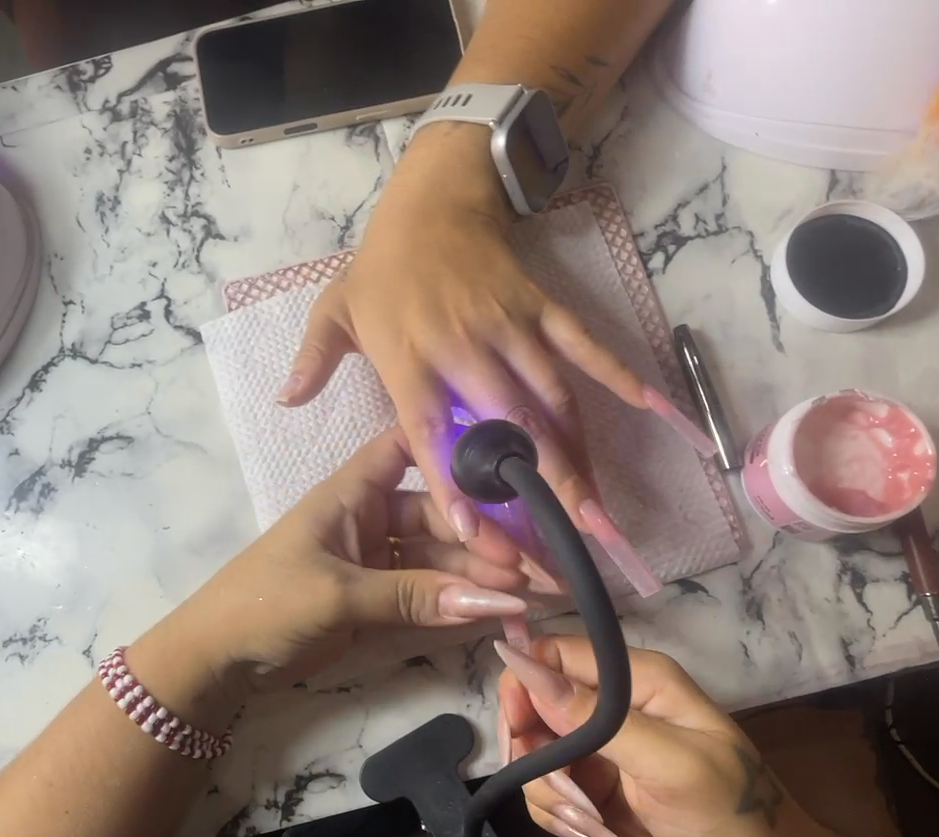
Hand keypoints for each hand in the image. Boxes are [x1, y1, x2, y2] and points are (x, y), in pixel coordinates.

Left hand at [162, 430, 529, 698]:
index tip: (508, 468)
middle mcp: (369, 517)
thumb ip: (413, 596)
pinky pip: (427, 591)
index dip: (451, 451)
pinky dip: (457, 602)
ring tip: (530, 596)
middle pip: (438, 514)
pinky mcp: (379, 596)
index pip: (405, 449)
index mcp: (351, 493)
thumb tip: (497, 602)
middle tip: (536, 568)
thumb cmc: (266, 603)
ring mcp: (376, 558)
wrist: (220, 657)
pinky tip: (497, 611)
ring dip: (479, 576)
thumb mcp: (338, 595)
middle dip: (484, 539)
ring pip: (438, 557)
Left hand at [278, 126, 648, 566]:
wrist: (432, 197)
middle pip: (504, 428)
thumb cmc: (380, 267)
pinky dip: (619, 375)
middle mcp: (461, 350)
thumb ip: (313, 359)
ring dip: (578, 453)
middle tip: (566, 538)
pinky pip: (583, 346)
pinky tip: (654, 410)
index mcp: (407, 361)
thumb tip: (283, 401)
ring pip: (549, 397)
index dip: (452, 485)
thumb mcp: (335, 310)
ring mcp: (507, 327)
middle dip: (538, 485)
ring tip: (600, 507)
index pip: (428, 433)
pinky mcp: (540, 308)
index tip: (477, 534)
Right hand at [495, 637, 828, 836]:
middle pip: (529, 706)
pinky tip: (601, 836)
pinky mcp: (586, 786)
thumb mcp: (670, 765)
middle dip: (535, 756)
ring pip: (530, 756)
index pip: (551, 655)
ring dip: (554, 796)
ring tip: (598, 825)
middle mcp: (607, 705)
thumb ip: (594, 717)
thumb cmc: (732, 813)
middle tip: (569, 793)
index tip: (520, 732)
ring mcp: (593, 747)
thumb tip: (519, 663)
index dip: (523, 686)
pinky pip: (541, 792)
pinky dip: (561, 818)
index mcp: (633, 680)